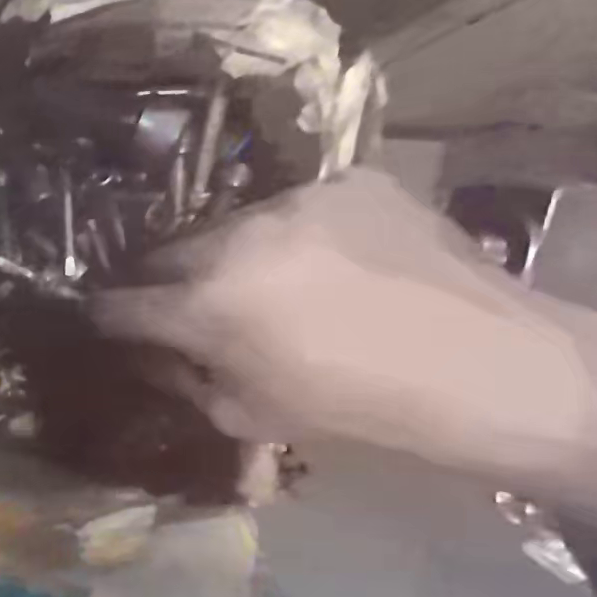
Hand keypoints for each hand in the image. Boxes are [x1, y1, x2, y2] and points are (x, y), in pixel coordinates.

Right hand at [93, 168, 596, 498]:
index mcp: (205, 305)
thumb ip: (183, 377)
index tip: (109, 320)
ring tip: (269, 285)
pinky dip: (291, 237)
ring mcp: (293, 200)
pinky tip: (331, 264)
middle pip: (164, 254)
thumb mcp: (246, 415)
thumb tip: (150, 350)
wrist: (490, 368)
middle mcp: (234, 238)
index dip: (106, 315)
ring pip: (226, 227)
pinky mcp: (345, 181)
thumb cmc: (355, 409)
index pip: (119, 302)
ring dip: (227, 257)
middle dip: (164, 283)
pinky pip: (292, 209)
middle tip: (188, 306)